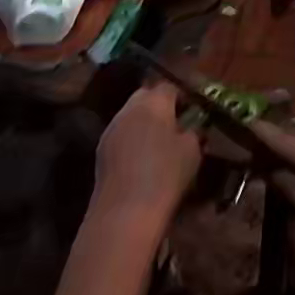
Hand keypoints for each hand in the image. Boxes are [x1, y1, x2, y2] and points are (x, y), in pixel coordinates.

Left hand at [94, 83, 201, 221]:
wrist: (126, 207)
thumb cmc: (166, 175)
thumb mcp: (192, 153)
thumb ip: (193, 133)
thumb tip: (190, 128)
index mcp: (154, 103)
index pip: (169, 87)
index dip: (181, 96)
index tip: (191, 111)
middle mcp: (129, 108)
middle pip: (145, 95)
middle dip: (159, 104)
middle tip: (174, 123)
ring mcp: (112, 126)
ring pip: (130, 113)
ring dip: (143, 121)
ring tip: (157, 142)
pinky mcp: (101, 145)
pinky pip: (120, 132)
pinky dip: (131, 137)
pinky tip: (139, 157)